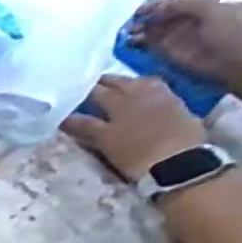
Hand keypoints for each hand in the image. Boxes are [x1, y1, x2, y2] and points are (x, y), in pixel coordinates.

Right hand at [63, 75, 207, 184]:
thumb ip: (84, 127)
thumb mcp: (104, 142)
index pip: (97, 92)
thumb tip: (64, 117)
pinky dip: (147, 87)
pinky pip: (158, 88)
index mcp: (118, 102)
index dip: (84, 90)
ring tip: (119, 85)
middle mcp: (139, 94)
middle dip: (106, 82)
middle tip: (93, 84)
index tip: (73, 90)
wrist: (178, 160)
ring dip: (128, 82)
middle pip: (120, 83)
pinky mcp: (178, 104)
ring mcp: (161, 97)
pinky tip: (143, 93)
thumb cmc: (134, 154)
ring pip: (141, 82)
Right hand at [133, 0, 241, 85]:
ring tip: (127, 34)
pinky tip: (130, 43)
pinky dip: (139, 43)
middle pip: (164, 12)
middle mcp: (191, 16)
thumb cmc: (228, 31)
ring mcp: (179, 34)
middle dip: (148, 15)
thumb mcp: (211, 8)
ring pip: (155, 27)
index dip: (162, 0)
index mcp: (206, 1)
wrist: (232, 61)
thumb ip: (184, 4)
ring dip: (140, 29)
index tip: (144, 7)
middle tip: (132, 21)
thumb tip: (156, 10)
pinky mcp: (170, 51)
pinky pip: (151, 44)